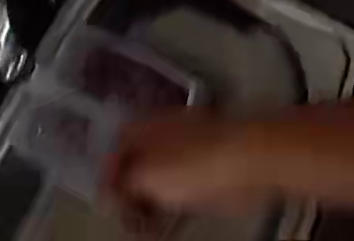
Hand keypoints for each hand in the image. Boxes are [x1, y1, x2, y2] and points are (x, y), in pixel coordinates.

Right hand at [107, 112, 270, 221]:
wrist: (247, 163)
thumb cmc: (198, 161)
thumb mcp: (149, 172)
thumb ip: (123, 180)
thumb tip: (108, 188)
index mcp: (152, 125)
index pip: (119, 139)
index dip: (108, 168)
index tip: (106, 196)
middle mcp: (167, 137)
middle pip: (136, 164)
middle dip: (126, 192)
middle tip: (125, 215)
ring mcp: (186, 157)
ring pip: (155, 183)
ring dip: (144, 207)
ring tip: (143, 225)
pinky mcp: (202, 179)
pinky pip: (174, 196)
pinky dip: (165, 214)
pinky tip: (163, 228)